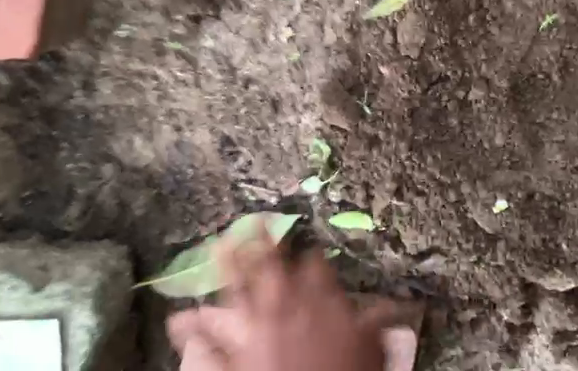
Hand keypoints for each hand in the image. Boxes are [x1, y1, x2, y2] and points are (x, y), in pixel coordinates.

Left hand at [167, 238, 419, 370]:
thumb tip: (397, 301)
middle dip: (260, 244)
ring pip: (237, 297)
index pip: (315, 266)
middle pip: (270, 268)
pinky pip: (209, 347)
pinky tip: (180, 321)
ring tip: (213, 249)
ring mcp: (254, 336)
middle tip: (247, 221)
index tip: (309, 248)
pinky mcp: (233, 364)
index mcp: (319, 301)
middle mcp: (285, 309)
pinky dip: (194, 334)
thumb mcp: (373, 345)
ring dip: (225, 274)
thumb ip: (379, 319)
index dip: (311, 256)